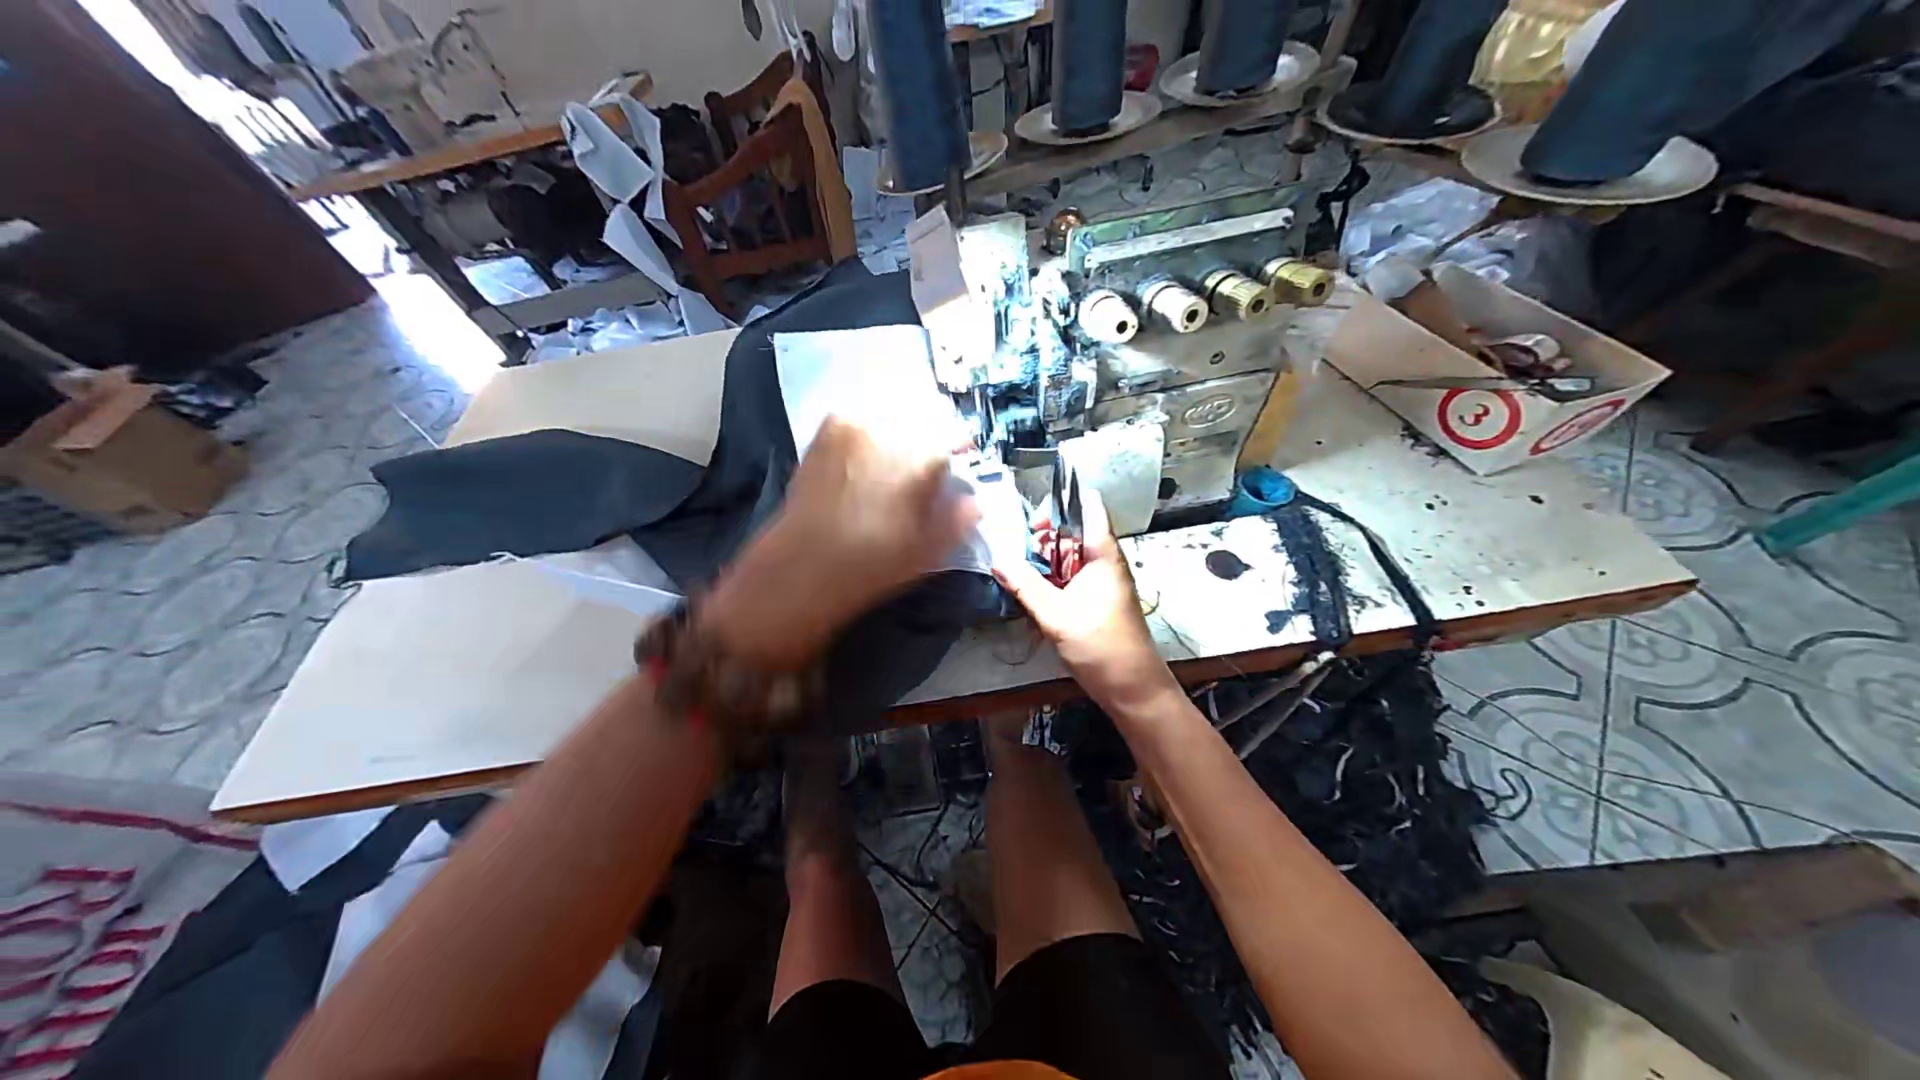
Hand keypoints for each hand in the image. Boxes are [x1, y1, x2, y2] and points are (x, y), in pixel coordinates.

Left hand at [703, 416, 977, 668]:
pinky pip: (859, 420)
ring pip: (890, 415)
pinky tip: (862, 456)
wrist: (806, 562)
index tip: (959, 455)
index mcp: (924, 456)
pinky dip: (866, 431)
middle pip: (923, 419)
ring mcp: (858, 424)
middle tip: (921, 461)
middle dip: (928, 435)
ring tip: (890, 459)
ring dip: (897, 429)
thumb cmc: (874, 563)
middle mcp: (893, 429)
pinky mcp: (829, 429)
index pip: (954, 436)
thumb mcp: (929, 551)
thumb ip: (958, 520)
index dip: (959, 446)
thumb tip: (972, 501)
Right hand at [993, 487, 1180, 712]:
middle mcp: (1104, 562)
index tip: (1034, 510)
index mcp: (1104, 555)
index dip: (1063, 500)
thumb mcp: (1056, 615)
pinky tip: (1031, 589)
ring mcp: (1100, 582)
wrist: (1132, 689)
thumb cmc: (1102, 647)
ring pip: (1069, 557)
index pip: (1089, 508)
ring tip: (1020, 569)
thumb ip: (1026, 585)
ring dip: (1045, 560)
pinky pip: (1069, 578)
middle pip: (1073, 532)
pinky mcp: (1094, 601)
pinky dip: (1051, 579)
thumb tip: (997, 560)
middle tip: (1017, 548)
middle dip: (1044, 535)